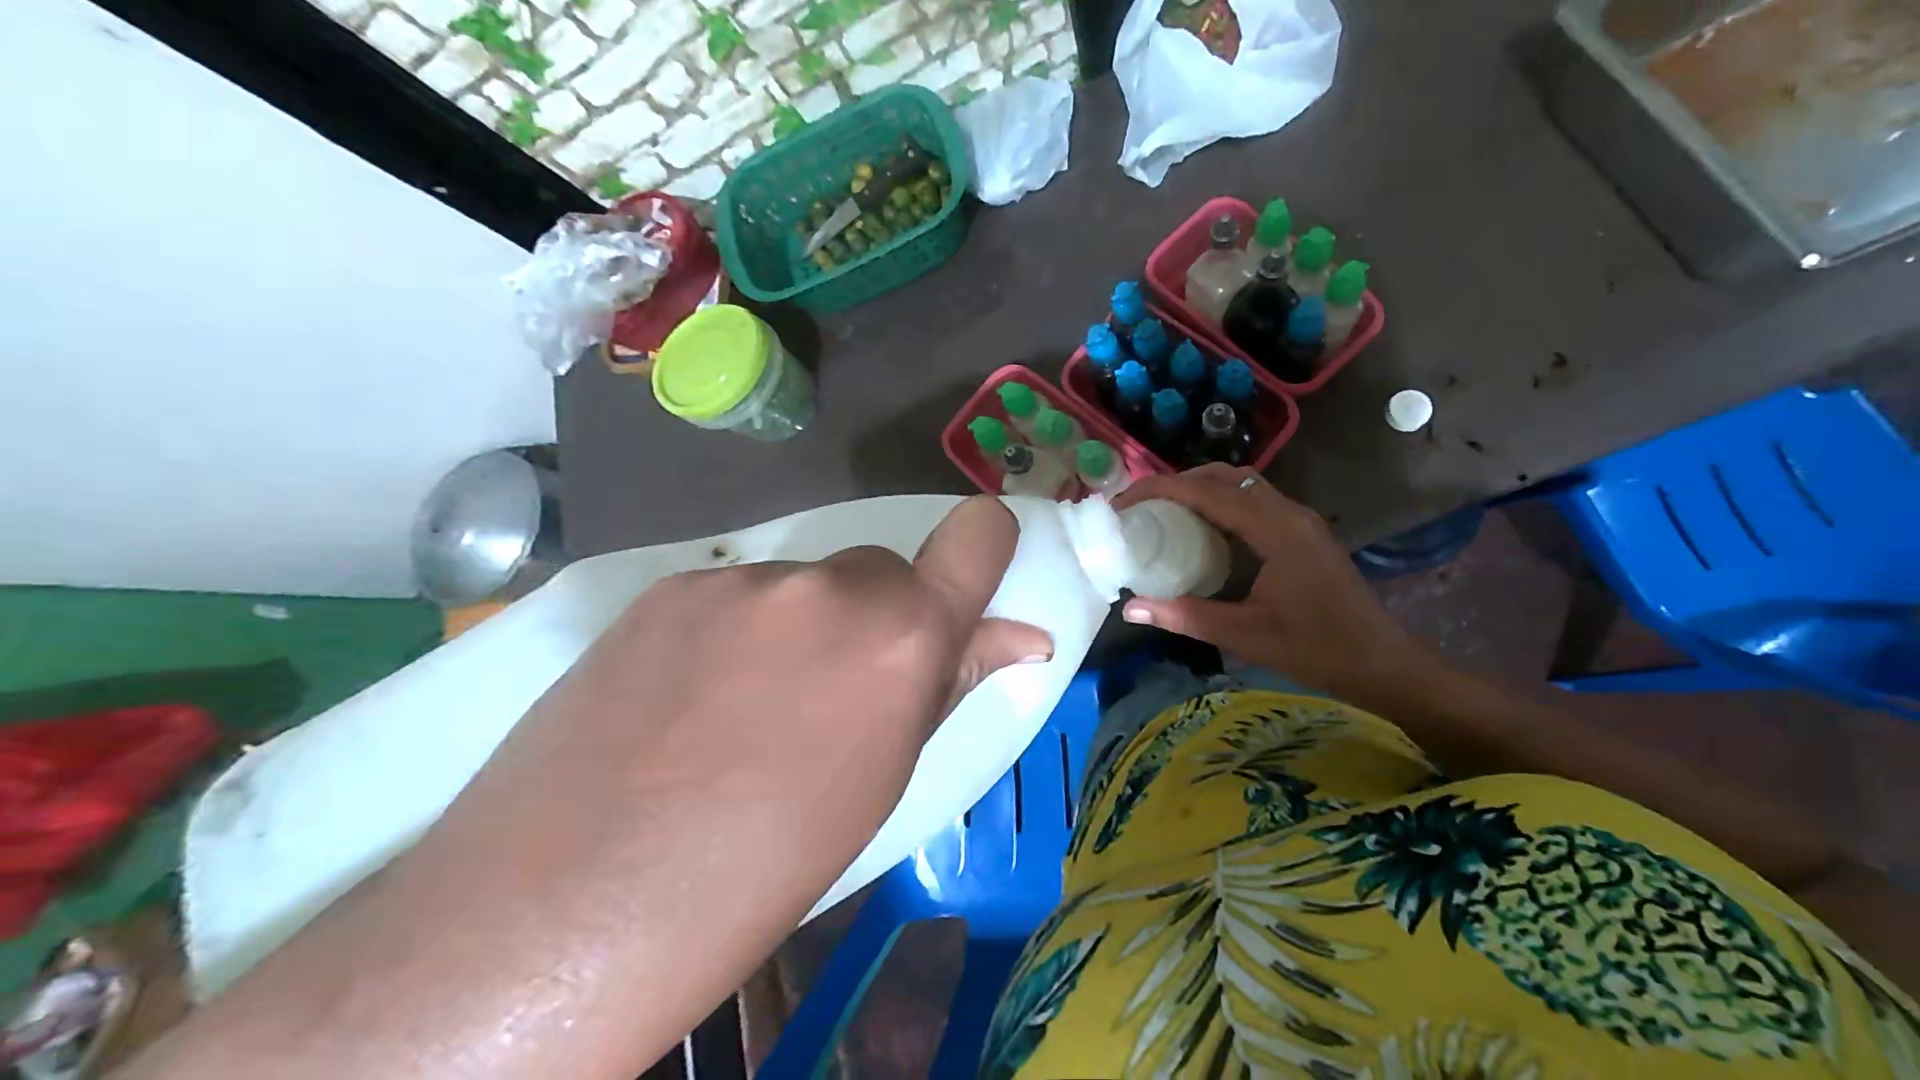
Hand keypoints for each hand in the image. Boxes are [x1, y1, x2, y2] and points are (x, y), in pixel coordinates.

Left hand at [524, 493, 1055, 834]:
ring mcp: (739, 580)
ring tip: (740, 711)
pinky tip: (685, 701)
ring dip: (796, 630)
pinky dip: (730, 634)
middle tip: (830, 696)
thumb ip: (948, 687)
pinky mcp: (667, 587)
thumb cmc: (767, 863)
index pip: (976, 537)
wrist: (574, 895)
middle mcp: (825, 587)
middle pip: (877, 572)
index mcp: (898, 637)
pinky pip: (730, 598)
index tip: (963, 584)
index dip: (983, 547)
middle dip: (872, 619)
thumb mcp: (881, 780)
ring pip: (801, 587)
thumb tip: (1022, 638)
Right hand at [1112, 466, 1424, 695]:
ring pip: (1242, 484)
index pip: (1207, 492)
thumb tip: (1129, 608)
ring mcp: (1300, 521)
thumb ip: (1184, 616)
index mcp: (1275, 530)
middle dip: (1177, 483)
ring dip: (1200, 489)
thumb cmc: (1316, 649)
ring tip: (1164, 513)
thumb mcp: (1244, 635)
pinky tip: (1202, 532)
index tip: (1123, 502)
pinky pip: (1254, 501)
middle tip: (1140, 506)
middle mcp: (1289, 513)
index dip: (1160, 489)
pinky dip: (1221, 503)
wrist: (1382, 663)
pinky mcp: (1303, 533)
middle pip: (1224, 476)